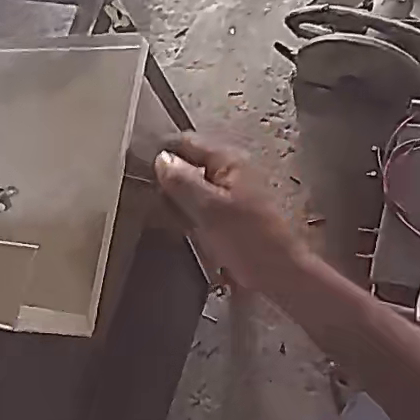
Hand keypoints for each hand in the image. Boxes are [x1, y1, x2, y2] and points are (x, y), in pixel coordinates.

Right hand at [154, 133, 309, 295]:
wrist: (281, 276)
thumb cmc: (249, 240)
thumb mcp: (209, 209)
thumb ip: (183, 182)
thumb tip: (160, 159)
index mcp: (230, 161)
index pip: (187, 143)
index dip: (163, 155)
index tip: (138, 171)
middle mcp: (233, 173)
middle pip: (190, 168)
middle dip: (169, 182)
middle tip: (146, 200)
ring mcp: (234, 196)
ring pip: (195, 191)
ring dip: (178, 204)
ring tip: (160, 218)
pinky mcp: (234, 219)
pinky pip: (203, 211)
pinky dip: (191, 218)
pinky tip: (182, 232)